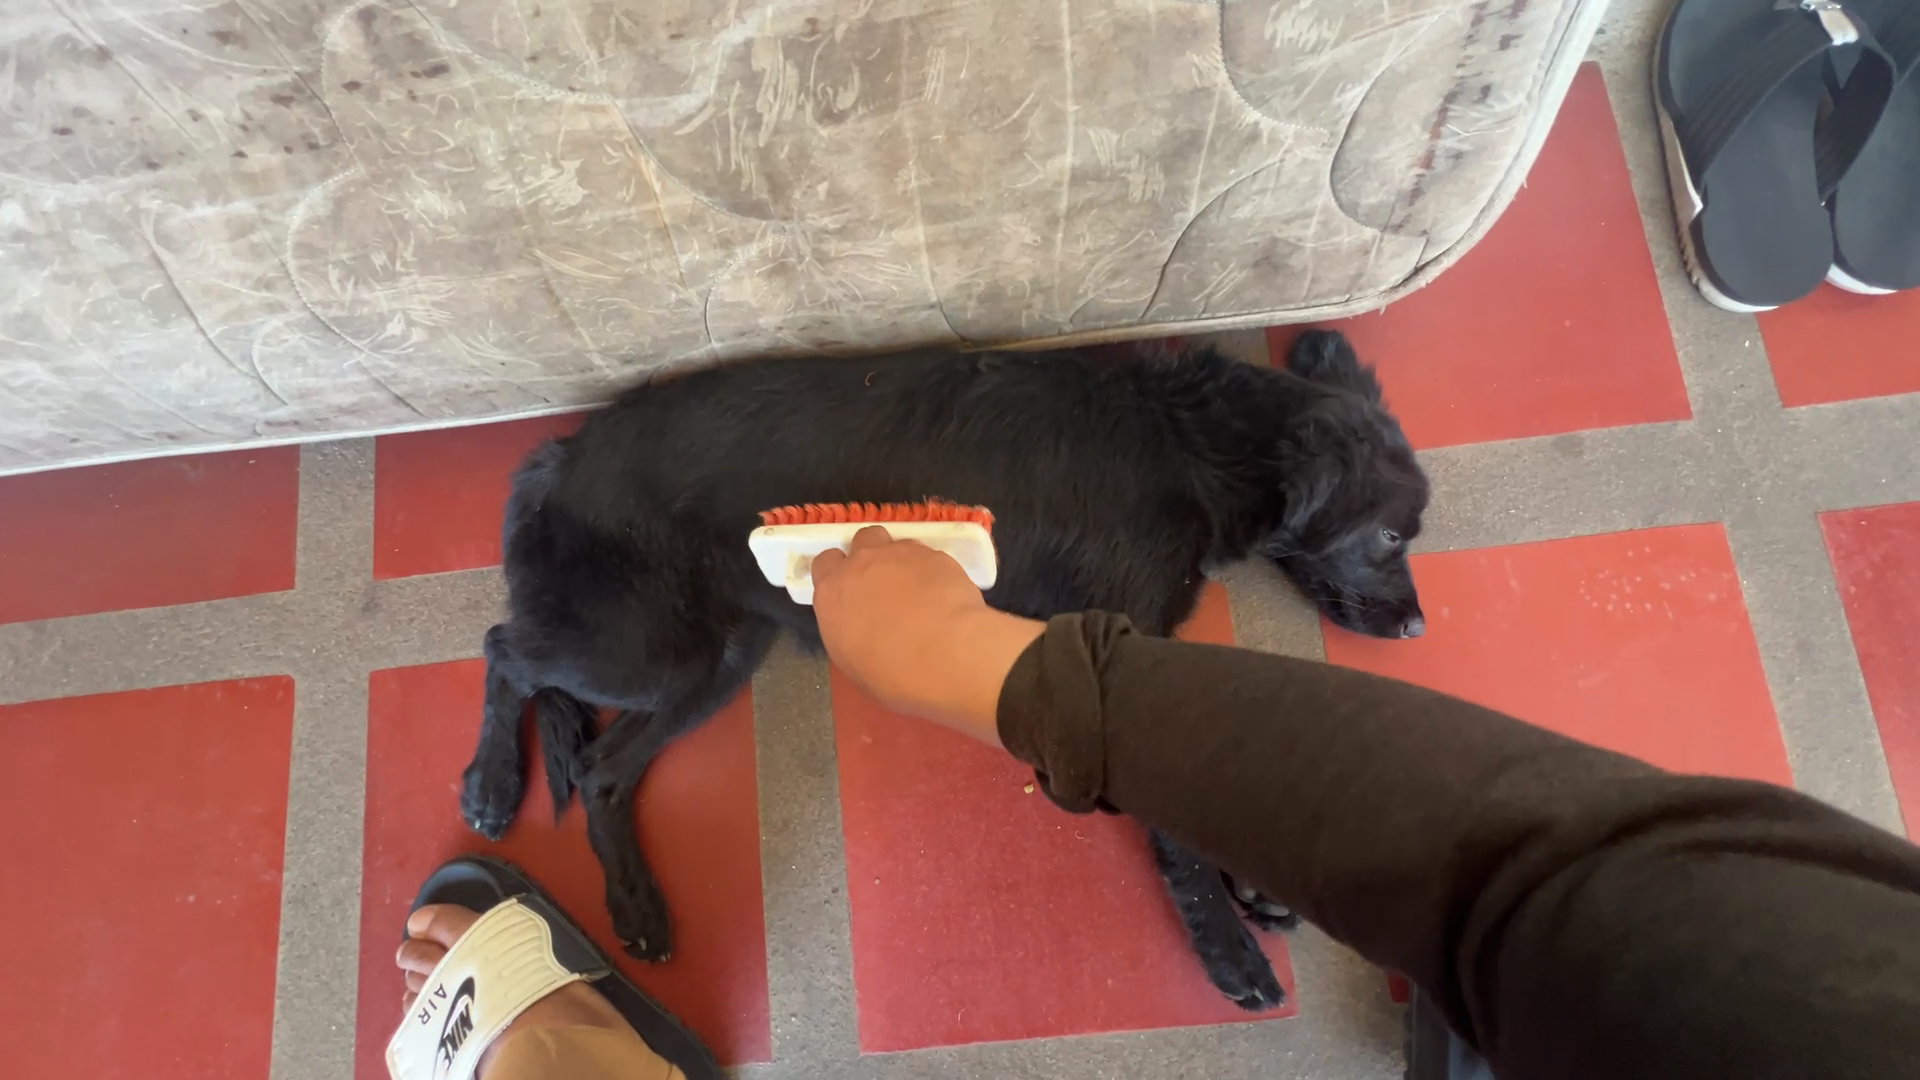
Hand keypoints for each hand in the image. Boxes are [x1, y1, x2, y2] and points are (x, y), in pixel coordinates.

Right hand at [811, 527, 1043, 742]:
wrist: (944, 655)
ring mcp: (902, 554)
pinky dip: (933, 572)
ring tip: (919, 591)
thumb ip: (850, 628)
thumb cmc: (891, 673)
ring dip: (903, 562)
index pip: (825, 562)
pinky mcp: (937, 556)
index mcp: (834, 591)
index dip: (838, 572)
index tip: (850, 589)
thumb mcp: (853, 660)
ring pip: (898, 545)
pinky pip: (930, 557)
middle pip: (863, 540)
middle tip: (885, 584)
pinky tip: (944, 596)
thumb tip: (862, 625)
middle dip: (872, 556)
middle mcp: (864, 563)